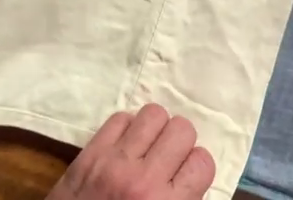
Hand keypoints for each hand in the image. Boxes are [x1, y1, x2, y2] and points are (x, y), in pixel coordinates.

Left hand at [47, 104, 215, 199]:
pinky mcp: (91, 152)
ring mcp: (115, 161)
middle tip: (167, 159)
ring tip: (146, 147)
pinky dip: (126, 128)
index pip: (202, 161)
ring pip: (154, 113)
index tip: (186, 174)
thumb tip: (190, 177)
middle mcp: (144, 179)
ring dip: (154, 129)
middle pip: (182, 129)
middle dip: (179, 142)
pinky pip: (120, 117)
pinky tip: (124, 147)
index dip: (196, 166)